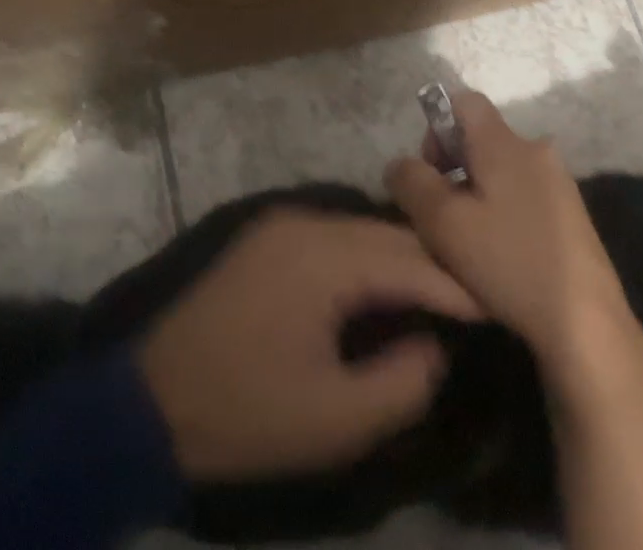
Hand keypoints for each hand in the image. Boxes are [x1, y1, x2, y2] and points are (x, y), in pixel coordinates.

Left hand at [137, 209, 481, 480]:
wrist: (141, 410)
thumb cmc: (243, 415)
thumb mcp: (336, 420)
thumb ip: (406, 380)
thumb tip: (435, 345)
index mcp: (325, 258)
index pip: (416, 262)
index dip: (462, 288)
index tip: (501, 307)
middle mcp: (307, 223)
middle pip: (396, 236)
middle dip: (441, 268)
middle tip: (479, 301)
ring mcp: (283, 226)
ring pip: (370, 233)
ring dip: (408, 262)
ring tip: (444, 296)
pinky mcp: (268, 240)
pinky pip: (340, 239)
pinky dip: (373, 261)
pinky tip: (390, 289)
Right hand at [384, 91, 642, 390]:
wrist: (582, 317)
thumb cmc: (508, 262)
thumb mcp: (444, 224)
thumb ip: (412, 183)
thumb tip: (400, 164)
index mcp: (507, 143)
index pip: (465, 101)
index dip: (435, 127)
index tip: (430, 172)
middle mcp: (538, 150)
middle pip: (482, 140)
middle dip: (453, 170)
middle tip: (440, 219)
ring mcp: (559, 183)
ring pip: (501, 172)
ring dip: (476, 196)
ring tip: (467, 244)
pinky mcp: (570, 214)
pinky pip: (523, 196)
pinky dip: (502, 214)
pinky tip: (498, 256)